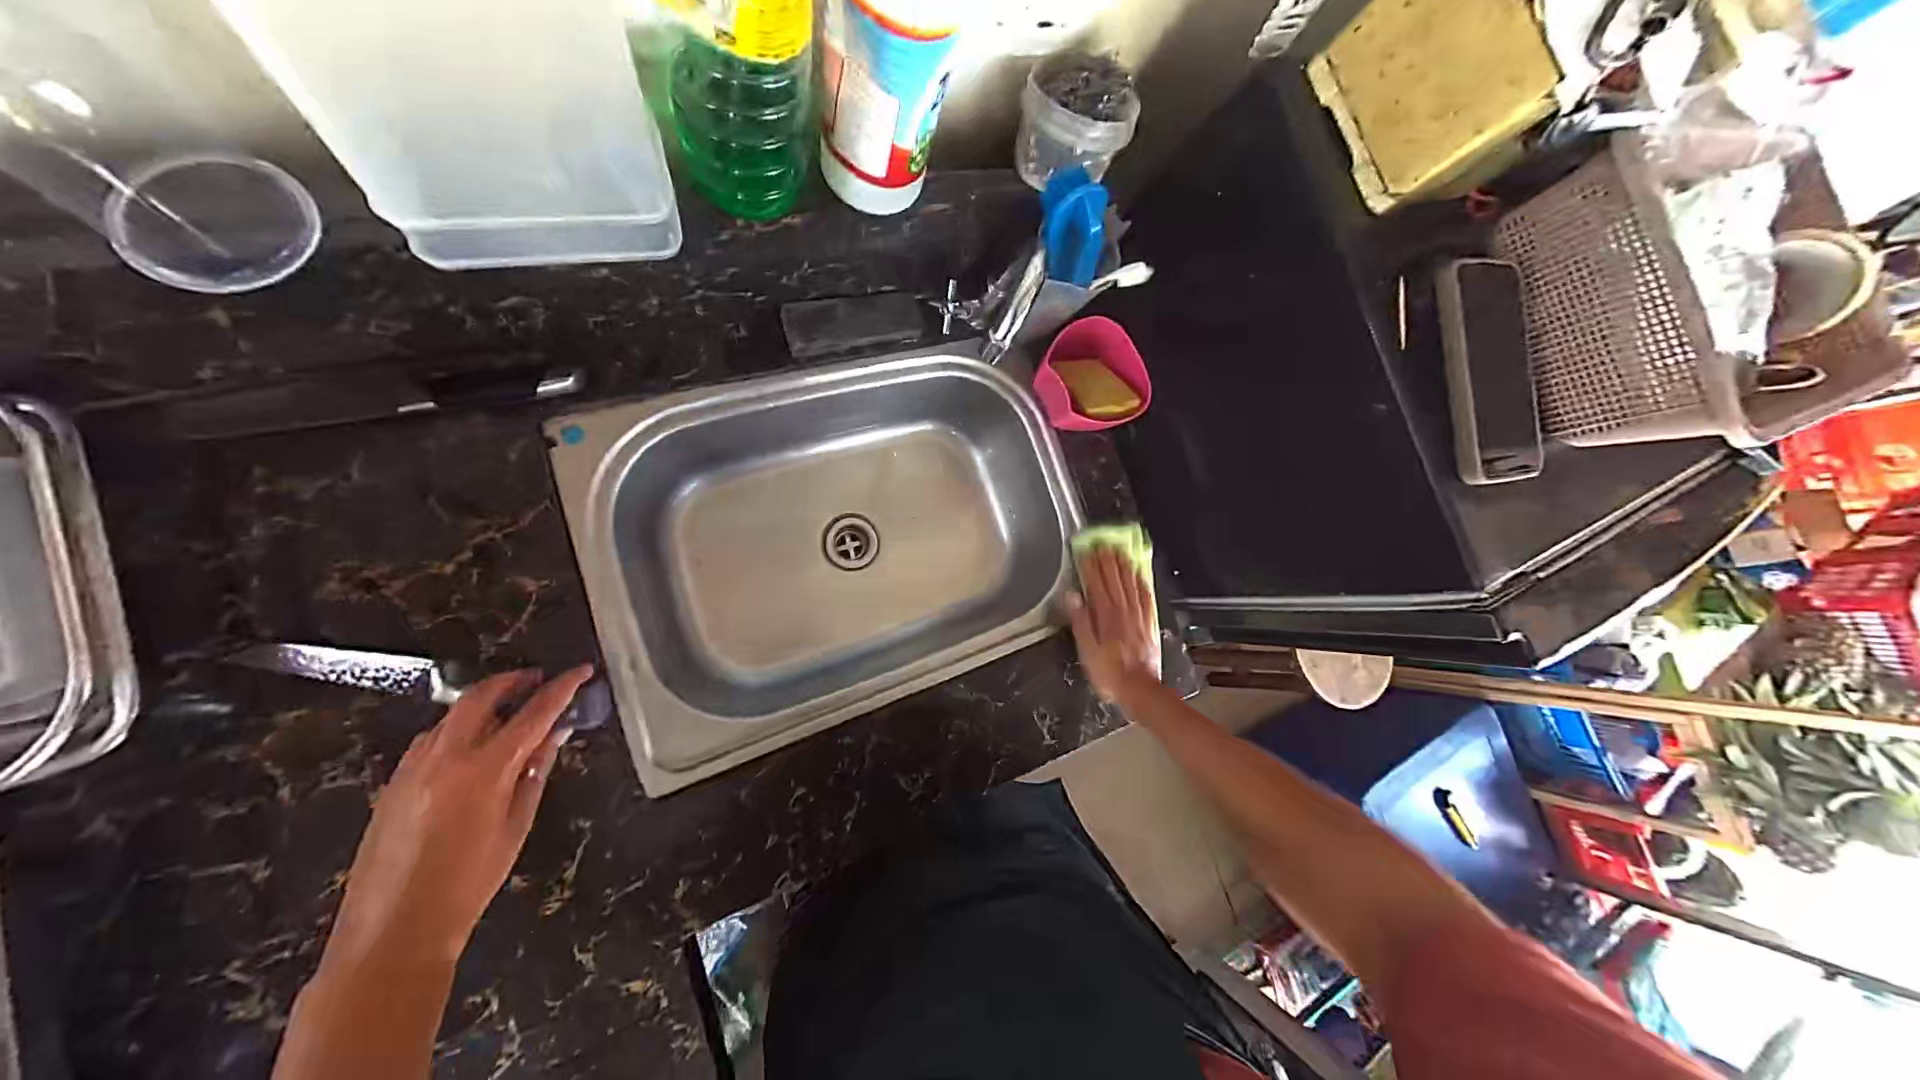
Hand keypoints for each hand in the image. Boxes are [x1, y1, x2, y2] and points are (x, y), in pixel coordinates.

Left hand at [321, 666, 593, 970]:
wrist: (395, 928)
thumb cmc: (470, 882)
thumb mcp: (517, 824)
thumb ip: (535, 771)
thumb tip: (554, 734)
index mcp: (485, 769)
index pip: (534, 713)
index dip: (562, 688)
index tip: (580, 672)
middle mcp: (445, 757)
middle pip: (482, 696)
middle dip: (514, 680)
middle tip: (539, 680)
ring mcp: (413, 767)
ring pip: (453, 714)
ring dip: (485, 702)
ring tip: (511, 712)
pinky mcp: (394, 781)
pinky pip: (431, 738)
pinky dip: (458, 727)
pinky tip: (473, 745)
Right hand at [1066, 547, 1160, 704]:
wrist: (1139, 688)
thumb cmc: (1109, 673)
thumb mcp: (1086, 649)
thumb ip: (1080, 621)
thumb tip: (1073, 596)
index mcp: (1105, 616)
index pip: (1095, 584)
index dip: (1090, 566)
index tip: (1085, 551)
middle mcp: (1122, 611)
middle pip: (1113, 579)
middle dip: (1106, 560)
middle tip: (1102, 543)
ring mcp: (1138, 616)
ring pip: (1130, 584)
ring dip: (1123, 566)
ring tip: (1118, 551)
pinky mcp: (1149, 623)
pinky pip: (1146, 597)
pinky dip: (1141, 583)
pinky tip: (1139, 574)